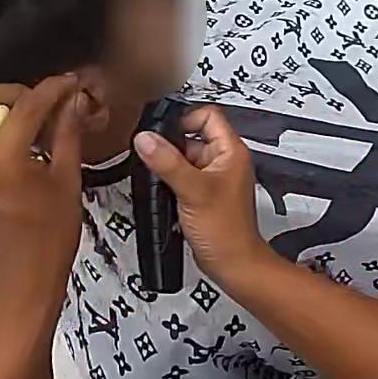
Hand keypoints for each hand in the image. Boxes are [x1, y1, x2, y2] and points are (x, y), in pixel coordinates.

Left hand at [0, 75, 83, 313]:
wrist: (20, 283)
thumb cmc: (49, 240)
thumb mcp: (68, 182)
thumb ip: (68, 135)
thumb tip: (75, 103)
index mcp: (1, 163)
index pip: (24, 108)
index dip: (51, 89)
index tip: (68, 82)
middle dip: (18, 97)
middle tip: (48, 101)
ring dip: (1, 116)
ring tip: (32, 126)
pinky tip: (14, 151)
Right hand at [133, 106, 274, 283]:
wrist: (232, 262)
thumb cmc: (226, 230)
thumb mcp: (192, 190)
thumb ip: (167, 162)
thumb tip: (145, 139)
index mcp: (231, 151)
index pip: (208, 116)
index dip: (185, 119)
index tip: (162, 131)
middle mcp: (224, 161)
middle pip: (192, 136)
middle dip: (171, 145)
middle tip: (154, 156)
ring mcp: (214, 177)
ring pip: (185, 157)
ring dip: (169, 164)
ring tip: (160, 177)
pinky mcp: (203, 193)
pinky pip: (183, 176)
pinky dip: (170, 180)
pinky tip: (164, 190)